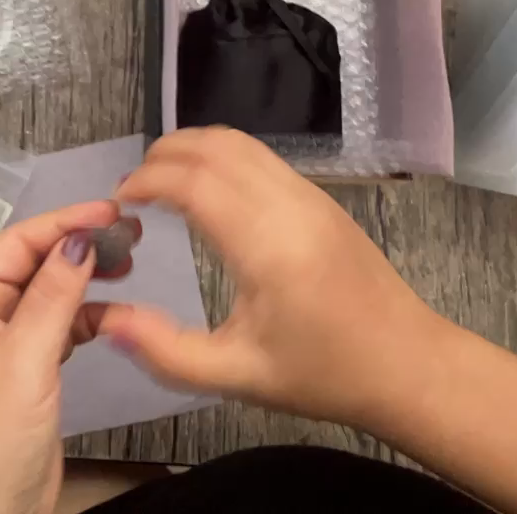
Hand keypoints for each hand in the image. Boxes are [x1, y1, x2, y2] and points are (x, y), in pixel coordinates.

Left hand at [0, 200, 133, 513]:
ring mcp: (6, 342)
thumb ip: (51, 299)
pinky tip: (117, 314)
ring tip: (129, 263)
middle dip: (78, 244)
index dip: (63, 221)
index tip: (109, 210)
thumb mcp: (21, 364)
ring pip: (51, 292)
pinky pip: (62, 327)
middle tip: (129, 232)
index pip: (17, 244)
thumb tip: (78, 239)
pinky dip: (90, 318)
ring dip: (88, 279)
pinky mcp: (29, 369)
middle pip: (35, 263)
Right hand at [95, 127, 448, 430]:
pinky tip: (205, 186)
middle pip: (212, 147)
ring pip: (237, 141)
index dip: (148, 180)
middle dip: (162, 155)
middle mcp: (286, 204)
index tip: (120, 200)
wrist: (409, 364)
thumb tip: (107, 319)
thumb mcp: (238, 376)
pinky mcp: (318, 194)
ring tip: (161, 179)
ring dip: (191, 147)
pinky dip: (218, 153)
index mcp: (266, 245)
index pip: (193, 182)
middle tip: (134, 187)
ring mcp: (306, 192)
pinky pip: (257, 154)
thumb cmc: (322, 373)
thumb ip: (166, 351)